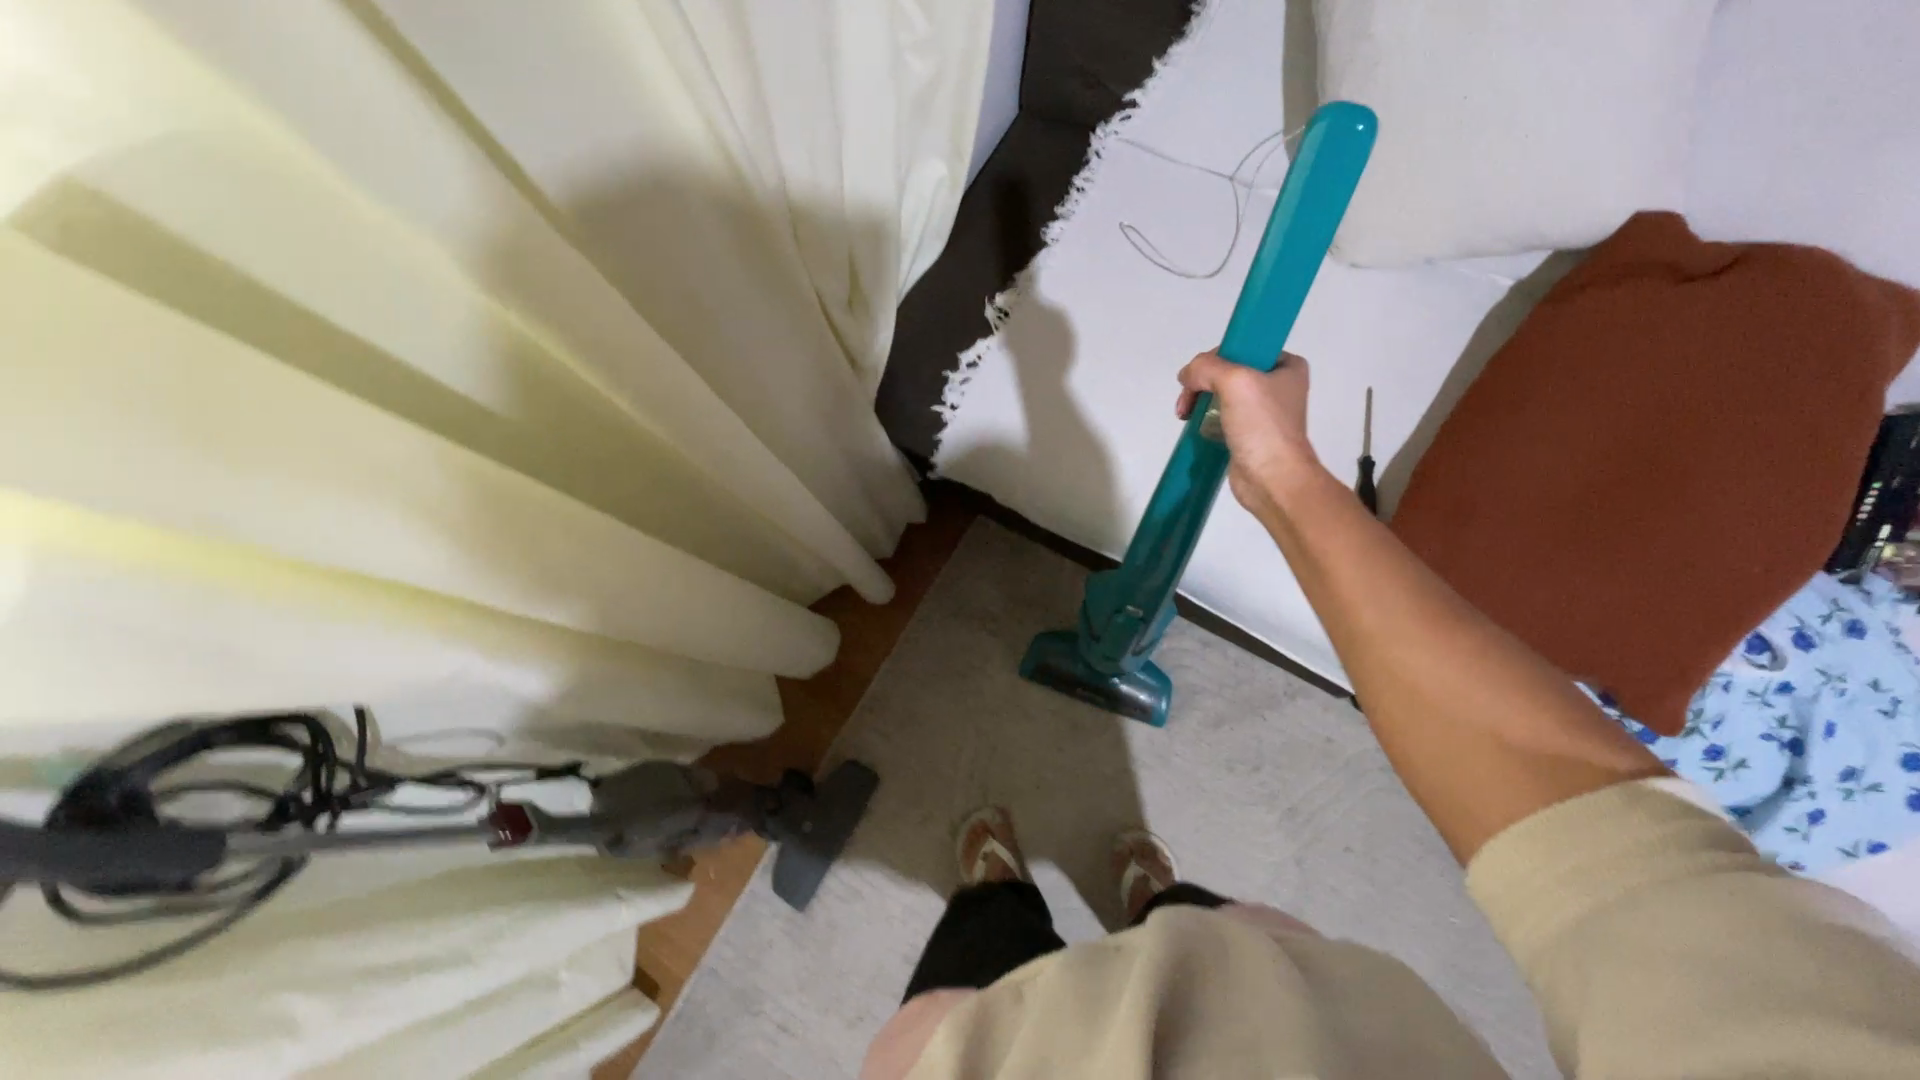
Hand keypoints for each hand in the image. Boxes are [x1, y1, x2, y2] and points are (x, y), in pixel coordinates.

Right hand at [1176, 350, 1322, 512]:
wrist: (1272, 479)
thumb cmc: (1261, 426)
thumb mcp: (1234, 381)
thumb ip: (1206, 367)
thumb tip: (1187, 377)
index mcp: (1285, 365)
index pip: (1241, 347)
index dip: (1215, 358)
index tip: (1198, 376)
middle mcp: (1277, 385)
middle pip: (1227, 370)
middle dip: (1201, 382)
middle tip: (1187, 400)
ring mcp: (1262, 411)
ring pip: (1220, 392)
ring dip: (1198, 399)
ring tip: (1184, 415)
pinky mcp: (1248, 433)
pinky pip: (1219, 415)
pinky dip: (1203, 417)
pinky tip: (1193, 425)